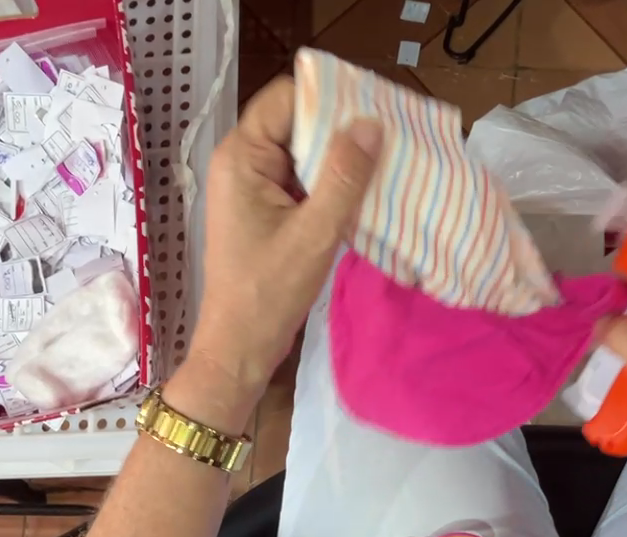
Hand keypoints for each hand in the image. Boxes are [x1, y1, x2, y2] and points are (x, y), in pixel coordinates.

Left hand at [191, 76, 382, 400]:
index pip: (287, 99)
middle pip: (295, 125)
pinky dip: (327, 190)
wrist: (240, 348)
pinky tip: (359, 200)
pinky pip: (299, 187)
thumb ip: (344, 178)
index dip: (329, 101)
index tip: (374, 115)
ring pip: (300, 158)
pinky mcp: (263, 216)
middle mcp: (240, 164)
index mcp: (241, 157)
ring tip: (381, 170)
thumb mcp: (313, 234)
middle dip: (339, 133)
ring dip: (337, 165)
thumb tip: (371, 124)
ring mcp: (250, 191)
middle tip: (386, 144)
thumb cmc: (268, 293)